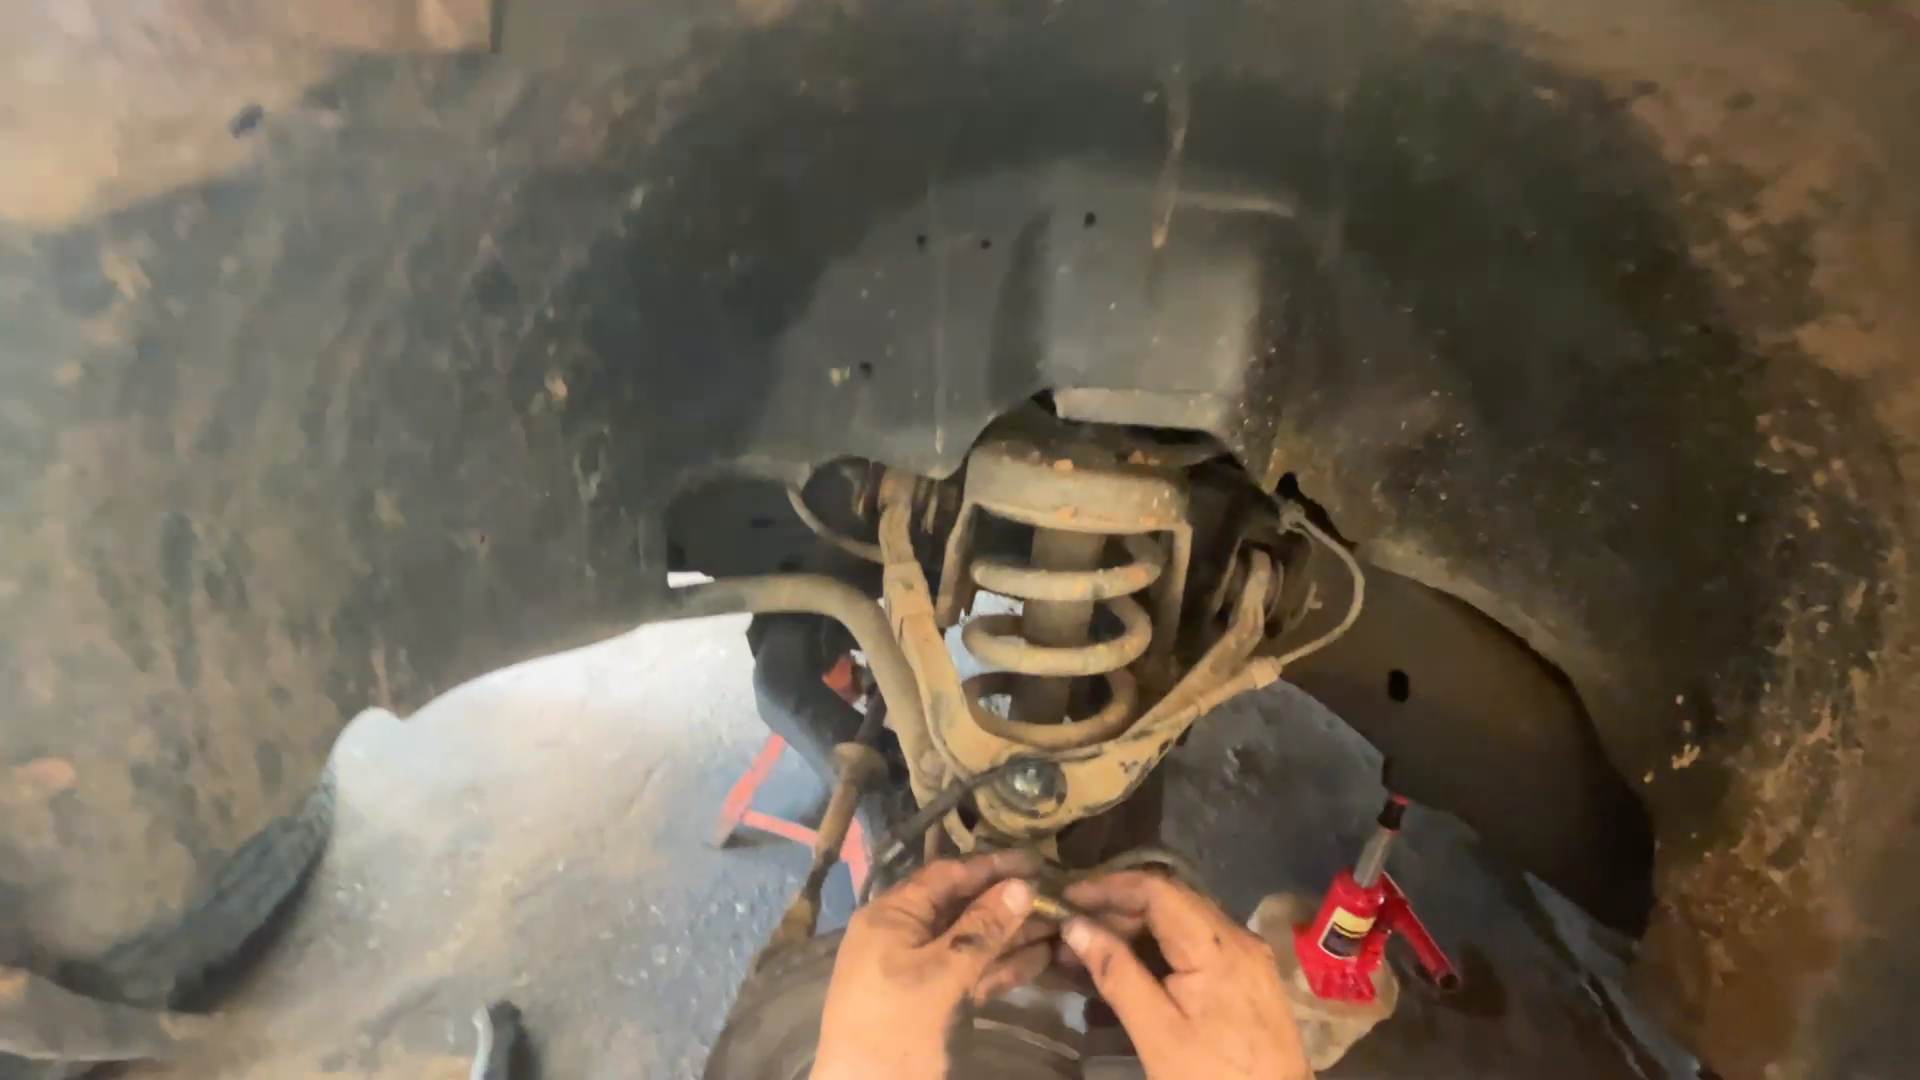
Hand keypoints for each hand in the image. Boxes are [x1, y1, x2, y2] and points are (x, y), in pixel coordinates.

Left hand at [812, 850, 1046, 1079]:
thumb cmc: (893, 1029)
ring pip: (969, 942)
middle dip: (1006, 903)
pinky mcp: (931, 1000)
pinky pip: (969, 972)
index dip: (990, 866)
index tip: (1033, 860)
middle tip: (1054, 894)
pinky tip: (1039, 959)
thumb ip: (981, 930)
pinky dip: (1000, 966)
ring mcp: (917, 968)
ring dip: (1011, 935)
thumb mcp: (939, 976)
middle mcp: (903, 933)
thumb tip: (1021, 885)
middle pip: (961, 907)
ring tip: (1058, 925)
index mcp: (892, 915)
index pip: (946, 875)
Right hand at [1062, 872, 1312, 1079]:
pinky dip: (1161, 942)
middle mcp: (1237, 936)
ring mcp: (1248, 954)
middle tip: (1075, 928)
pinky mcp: (1250, 975)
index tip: (1069, 899)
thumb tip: (1074, 925)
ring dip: (1137, 923)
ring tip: (1096, 945)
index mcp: (1216, 945)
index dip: (1108, 886)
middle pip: (1169, 898)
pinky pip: (1198, 939)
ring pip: (1182, 916)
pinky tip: (1136, 962)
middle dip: (1118, 906)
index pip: (1155, 888)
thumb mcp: (1157, 1033)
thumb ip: (1116, 972)